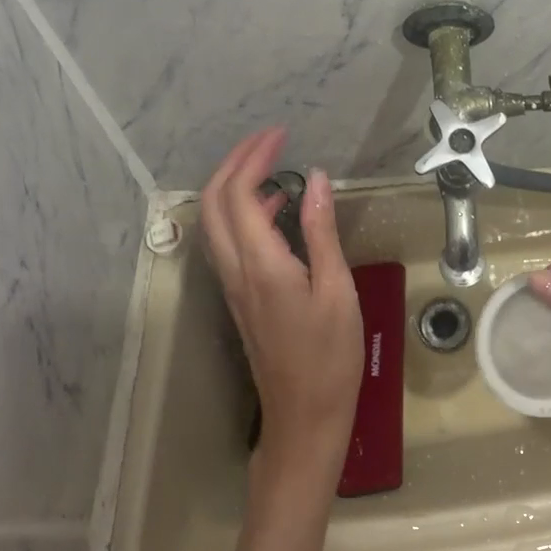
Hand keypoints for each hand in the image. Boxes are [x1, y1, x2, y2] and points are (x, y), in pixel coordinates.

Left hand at [200, 128, 362, 462]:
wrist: (304, 417)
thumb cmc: (329, 356)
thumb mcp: (337, 290)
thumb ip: (321, 232)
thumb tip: (316, 179)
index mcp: (260, 265)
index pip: (239, 195)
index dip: (254, 157)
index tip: (281, 133)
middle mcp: (236, 271)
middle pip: (213, 204)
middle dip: (234, 163)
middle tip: (269, 140)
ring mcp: (234, 287)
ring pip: (215, 223)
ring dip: (234, 186)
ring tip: (272, 165)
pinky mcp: (241, 298)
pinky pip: (228, 242)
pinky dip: (242, 212)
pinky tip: (274, 209)